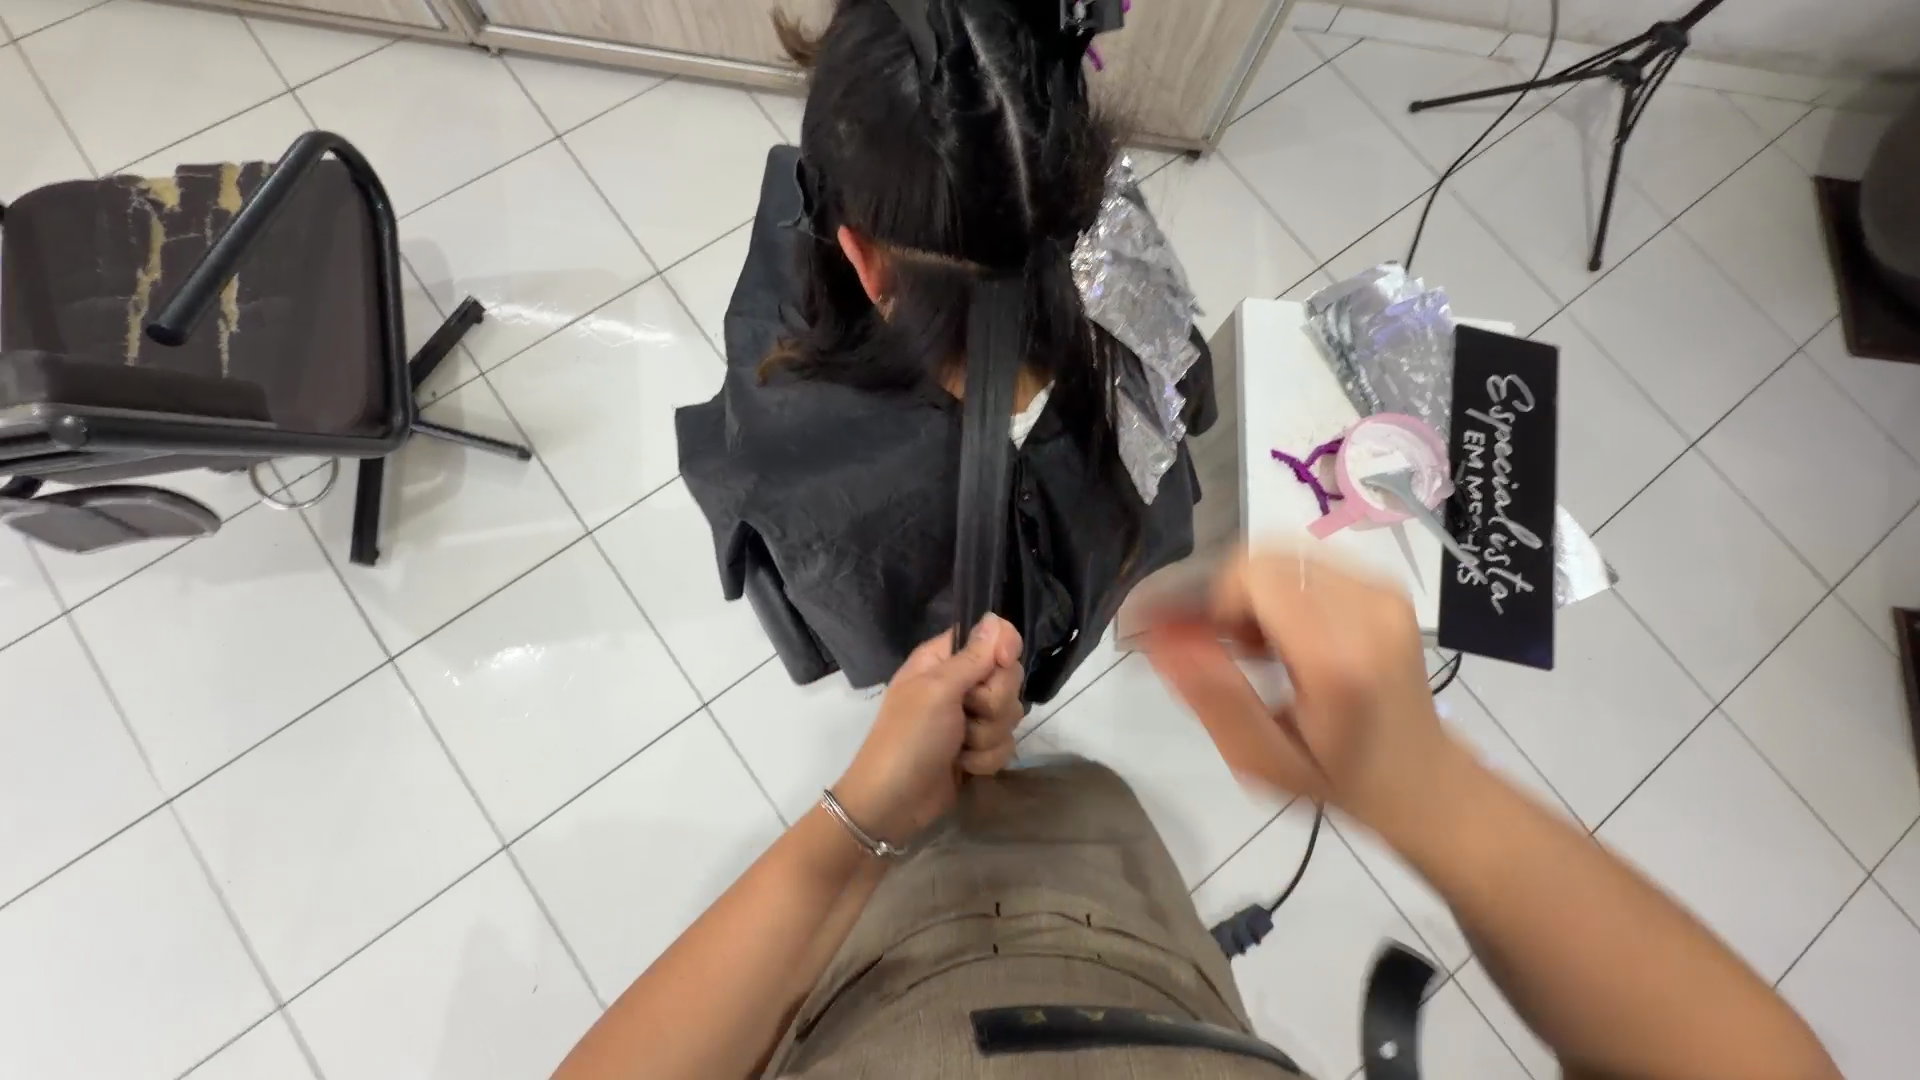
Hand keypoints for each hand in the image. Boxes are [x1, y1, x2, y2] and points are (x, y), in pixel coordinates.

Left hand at [833, 616, 1024, 844]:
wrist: (893, 803)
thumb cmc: (908, 738)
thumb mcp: (937, 691)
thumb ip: (972, 657)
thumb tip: (996, 617)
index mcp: (942, 659)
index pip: (990, 636)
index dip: (1002, 648)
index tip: (1001, 663)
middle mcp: (959, 683)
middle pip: (1007, 676)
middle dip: (995, 702)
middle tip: (968, 713)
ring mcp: (969, 717)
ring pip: (1010, 713)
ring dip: (988, 735)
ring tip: (959, 746)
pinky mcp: (977, 748)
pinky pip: (1005, 743)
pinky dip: (986, 758)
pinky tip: (963, 766)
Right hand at [1141, 549, 1450, 829]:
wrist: (1421, 777)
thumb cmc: (1336, 776)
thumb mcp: (1261, 756)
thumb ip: (1210, 694)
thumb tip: (1155, 636)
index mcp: (1339, 657)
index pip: (1252, 577)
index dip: (1202, 596)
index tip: (1176, 633)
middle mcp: (1368, 609)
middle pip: (1261, 560)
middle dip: (1219, 595)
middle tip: (1205, 642)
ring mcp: (1381, 592)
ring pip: (1278, 557)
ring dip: (1245, 593)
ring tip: (1242, 643)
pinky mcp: (1382, 586)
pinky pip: (1302, 563)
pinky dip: (1272, 590)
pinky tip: (1272, 634)